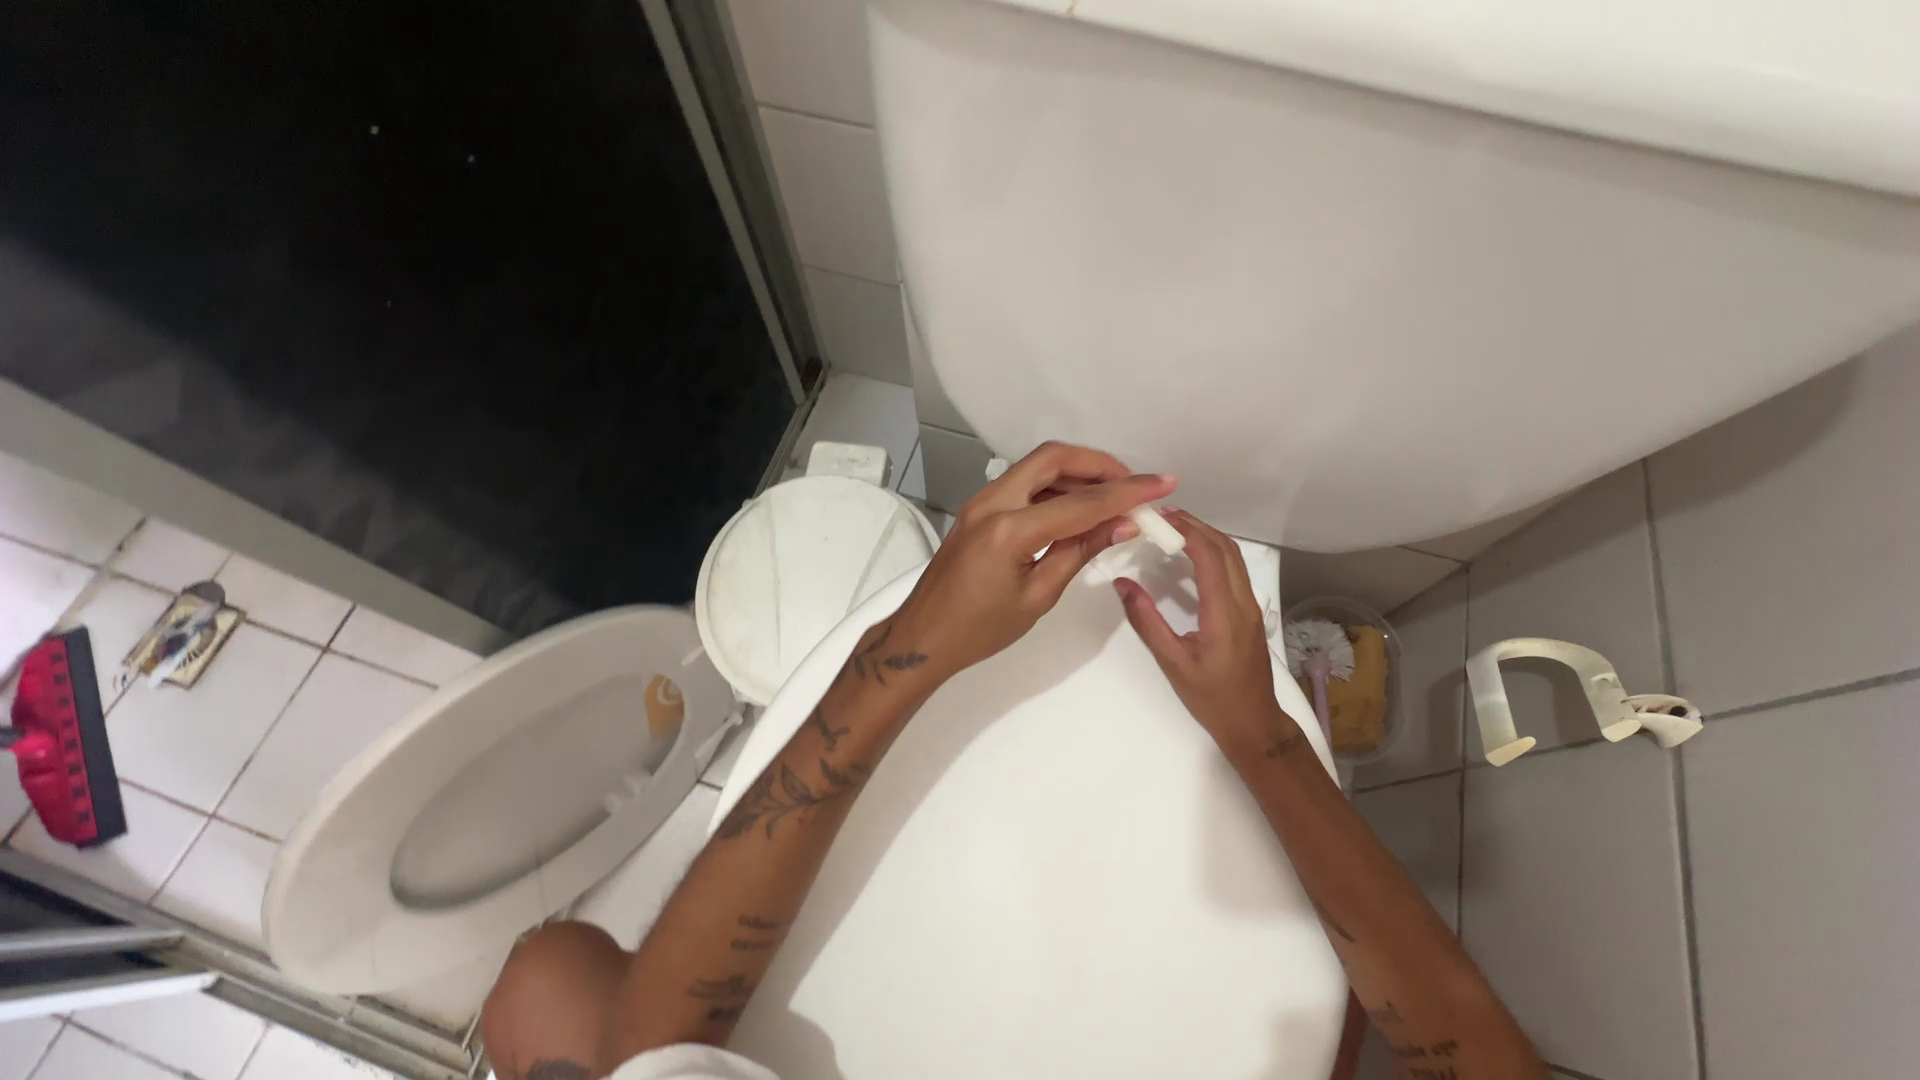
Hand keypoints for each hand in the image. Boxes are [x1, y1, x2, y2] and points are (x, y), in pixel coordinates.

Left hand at [889, 442, 1175, 682]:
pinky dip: (1054, 488)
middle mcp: (991, 503)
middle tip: (1133, 484)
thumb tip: (1122, 524)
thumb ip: (1079, 551)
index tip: (1162, 484)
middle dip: (1098, 464)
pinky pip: (1023, 484)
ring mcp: (980, 503)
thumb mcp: (1038, 596)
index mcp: (1008, 530)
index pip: (1079, 502)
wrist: (923, 637)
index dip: (1126, 492)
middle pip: (1052, 458)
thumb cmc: (979, 630)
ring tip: (1113, 497)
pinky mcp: (978, 510)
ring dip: (1077, 474)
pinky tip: (1078, 509)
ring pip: (1036, 467)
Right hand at [1113, 510, 1296, 756]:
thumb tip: (1122, 584)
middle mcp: (1243, 603)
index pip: (1209, 556)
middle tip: (1162, 516)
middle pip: (1225, 548)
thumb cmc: (1211, 698)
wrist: (1253, 724)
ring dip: (1206, 536)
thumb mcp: (1172, 662)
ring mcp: (1251, 607)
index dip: (1186, 530)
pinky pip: (1235, 570)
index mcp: (1224, 613)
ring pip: (1234, 557)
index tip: (1159, 518)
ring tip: (1174, 528)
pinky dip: (1214, 552)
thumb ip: (1147, 622)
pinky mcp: (1250, 613)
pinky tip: (1191, 556)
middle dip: (1196, 525)